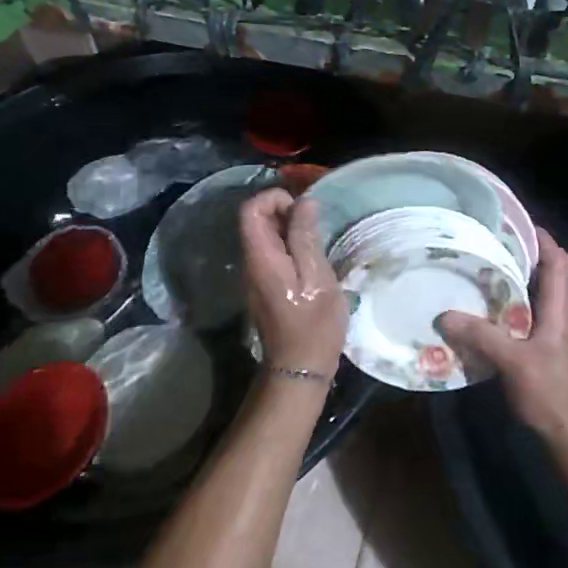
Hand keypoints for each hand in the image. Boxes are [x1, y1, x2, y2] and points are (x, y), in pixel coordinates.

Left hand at [239, 188, 346, 376]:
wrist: (299, 369)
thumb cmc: (313, 324)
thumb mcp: (317, 277)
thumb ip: (306, 237)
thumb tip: (304, 201)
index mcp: (260, 258)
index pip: (250, 210)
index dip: (274, 198)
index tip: (303, 209)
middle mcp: (250, 263)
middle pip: (255, 220)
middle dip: (284, 211)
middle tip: (315, 225)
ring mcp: (255, 276)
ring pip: (264, 236)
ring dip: (289, 228)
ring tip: (317, 241)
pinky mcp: (264, 285)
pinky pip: (271, 252)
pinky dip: (289, 245)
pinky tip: (311, 259)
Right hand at [439, 231, 567, 444]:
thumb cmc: (550, 392)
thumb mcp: (514, 361)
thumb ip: (482, 336)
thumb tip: (445, 314)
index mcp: (559, 309)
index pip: (558, 261)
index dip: (541, 238)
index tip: (514, 223)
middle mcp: (556, 315)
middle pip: (543, 273)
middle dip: (518, 255)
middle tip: (484, 244)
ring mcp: (548, 333)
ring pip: (529, 295)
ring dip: (507, 281)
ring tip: (475, 270)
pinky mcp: (537, 349)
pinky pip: (518, 317)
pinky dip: (501, 307)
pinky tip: (477, 311)